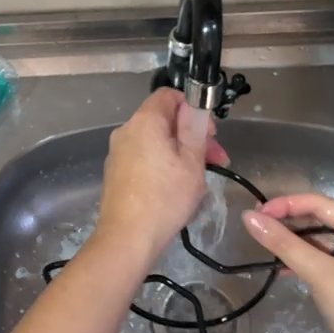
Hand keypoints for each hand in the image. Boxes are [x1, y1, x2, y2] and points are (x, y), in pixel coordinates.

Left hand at [92, 87, 230, 264]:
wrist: (127, 237)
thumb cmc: (165, 197)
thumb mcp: (191, 162)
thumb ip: (194, 129)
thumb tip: (193, 108)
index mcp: (144, 121)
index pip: (168, 95)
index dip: (192, 107)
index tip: (210, 132)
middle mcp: (126, 131)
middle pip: (163, 120)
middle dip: (192, 135)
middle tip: (216, 158)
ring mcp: (118, 152)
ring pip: (155, 141)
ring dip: (181, 152)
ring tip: (201, 178)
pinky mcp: (116, 172)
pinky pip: (144, 157)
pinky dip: (163, 164)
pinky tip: (178, 188)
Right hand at [241, 193, 333, 332]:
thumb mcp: (320, 274)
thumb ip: (284, 244)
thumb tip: (248, 217)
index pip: (318, 203)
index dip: (285, 204)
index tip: (256, 214)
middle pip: (319, 218)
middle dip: (288, 220)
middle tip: (257, 228)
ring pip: (319, 239)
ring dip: (293, 240)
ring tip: (266, 245)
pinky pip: (323, 259)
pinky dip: (303, 259)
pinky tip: (284, 268)